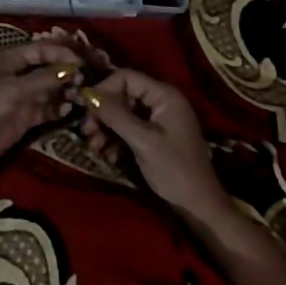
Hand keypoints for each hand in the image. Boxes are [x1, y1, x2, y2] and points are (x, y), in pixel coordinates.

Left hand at [0, 41, 87, 168]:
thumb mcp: (13, 88)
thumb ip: (43, 79)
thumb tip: (71, 70)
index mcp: (8, 60)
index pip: (39, 50)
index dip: (60, 54)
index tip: (81, 62)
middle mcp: (17, 75)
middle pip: (46, 69)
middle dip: (65, 74)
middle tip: (85, 82)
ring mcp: (21, 97)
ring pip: (49, 90)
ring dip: (64, 92)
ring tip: (79, 97)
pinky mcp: (25, 118)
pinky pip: (46, 110)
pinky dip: (58, 109)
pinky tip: (69, 111)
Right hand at [80, 69, 228, 214]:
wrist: (198, 207)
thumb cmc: (174, 170)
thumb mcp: (142, 140)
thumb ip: (115, 115)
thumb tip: (87, 95)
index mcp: (165, 96)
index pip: (126, 77)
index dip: (104, 90)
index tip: (87, 110)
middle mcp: (162, 102)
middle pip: (122, 94)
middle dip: (103, 112)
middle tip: (86, 131)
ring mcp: (159, 120)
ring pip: (123, 113)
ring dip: (106, 128)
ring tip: (95, 146)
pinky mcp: (155, 136)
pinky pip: (129, 128)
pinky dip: (116, 139)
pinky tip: (108, 155)